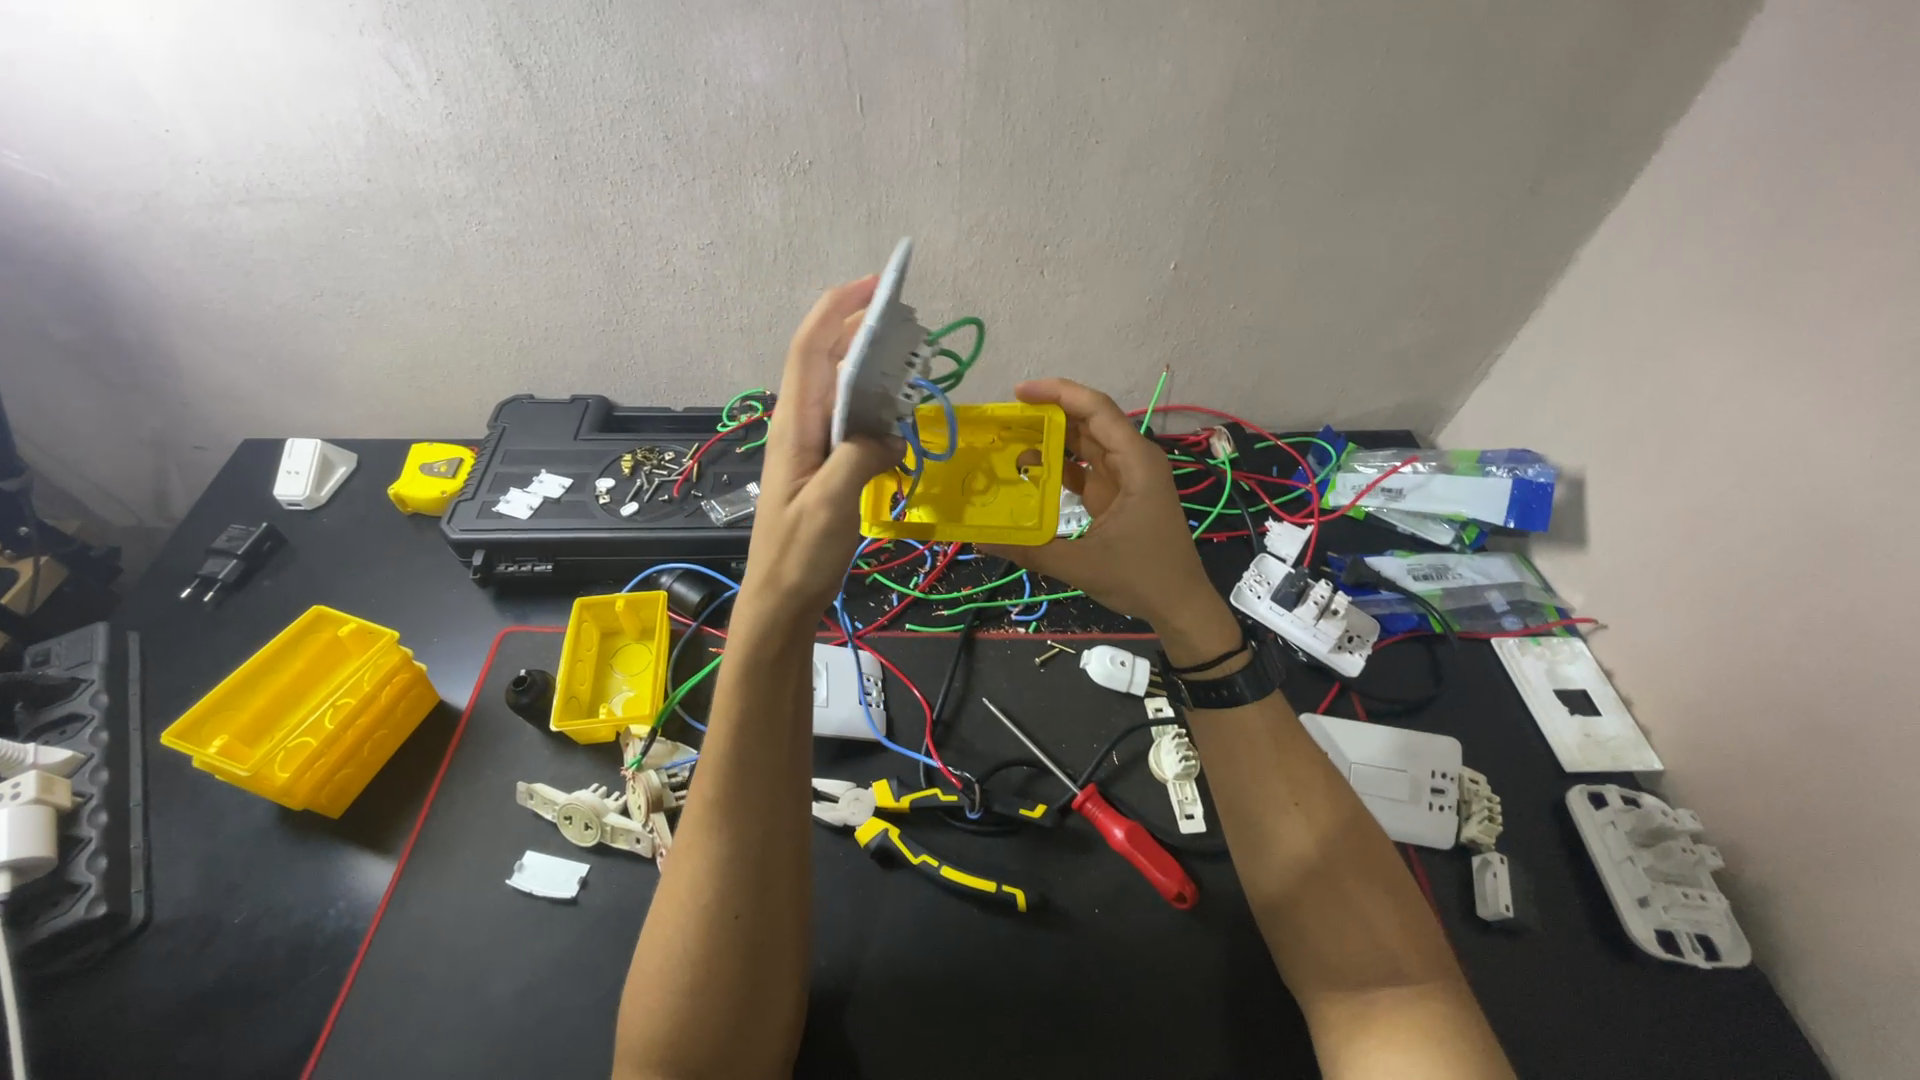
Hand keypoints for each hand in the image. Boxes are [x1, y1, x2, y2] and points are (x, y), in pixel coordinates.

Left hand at [736, 277, 899, 625]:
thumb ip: (860, 456)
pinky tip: (901, 426)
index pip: (811, 349)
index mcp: (795, 425)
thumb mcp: (831, 504)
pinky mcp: (825, 468)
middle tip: (909, 327)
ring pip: (843, 392)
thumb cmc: (799, 554)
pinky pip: (853, 425)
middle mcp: (801, 426)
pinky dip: (879, 414)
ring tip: (911, 367)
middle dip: (862, 330)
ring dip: (874, 371)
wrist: (781, 600)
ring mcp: (812, 447)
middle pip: (827, 361)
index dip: (837, 308)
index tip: (875, 285)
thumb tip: (891, 434)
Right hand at [979, 379, 1235, 655]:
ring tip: (1008, 440)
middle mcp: (1132, 461)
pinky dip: (1059, 466)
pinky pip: (1085, 468)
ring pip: (1085, 444)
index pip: (1096, 410)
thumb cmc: (1142, 578)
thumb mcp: (1081, 565)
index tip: (1019, 393)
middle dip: (1047, 414)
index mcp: (1135, 463)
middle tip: (1003, 419)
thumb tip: (980, 540)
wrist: (1180, 605)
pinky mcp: (1118, 495)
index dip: (1058, 393)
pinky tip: (1028, 472)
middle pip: (1088, 422)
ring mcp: (1126, 478)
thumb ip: (1030, 550)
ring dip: (1050, 440)